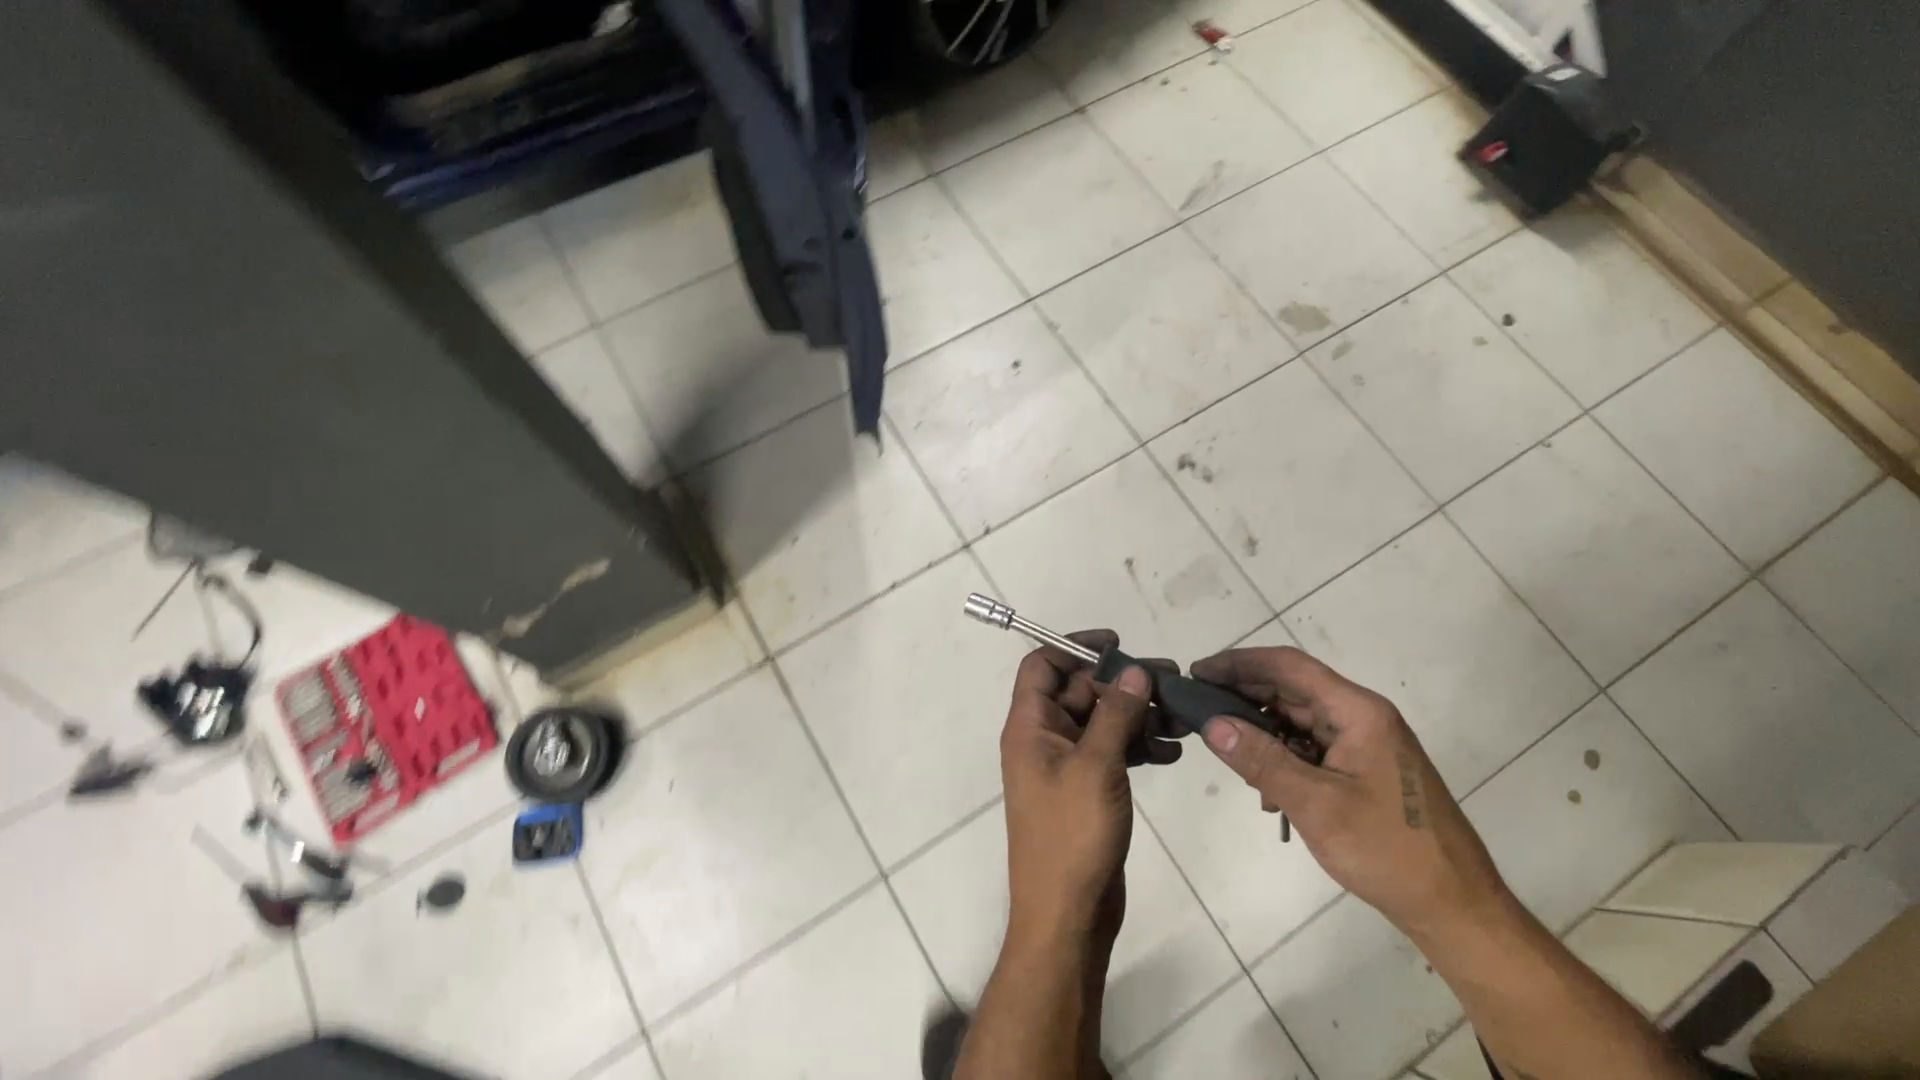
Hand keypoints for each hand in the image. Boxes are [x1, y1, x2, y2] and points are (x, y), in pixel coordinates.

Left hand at [998, 631, 1177, 939]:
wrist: (1067, 914)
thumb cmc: (1071, 836)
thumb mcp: (1095, 767)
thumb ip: (1115, 715)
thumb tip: (1133, 669)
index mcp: (1030, 727)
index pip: (1042, 666)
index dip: (1075, 647)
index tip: (1119, 644)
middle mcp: (1044, 739)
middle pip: (1080, 692)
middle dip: (1123, 684)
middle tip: (1172, 681)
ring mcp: (1066, 766)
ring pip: (1103, 722)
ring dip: (1139, 716)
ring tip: (1184, 719)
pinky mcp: (1088, 790)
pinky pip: (1113, 753)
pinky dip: (1140, 747)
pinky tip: (1174, 753)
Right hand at [1189, 646, 1511, 941]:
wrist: (1454, 905)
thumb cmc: (1388, 850)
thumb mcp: (1316, 805)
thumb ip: (1261, 760)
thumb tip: (1211, 724)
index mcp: (1358, 712)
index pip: (1289, 666)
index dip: (1239, 663)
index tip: (1196, 672)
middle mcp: (1363, 718)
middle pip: (1292, 690)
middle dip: (1243, 695)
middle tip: (1196, 708)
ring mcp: (1366, 745)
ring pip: (1299, 721)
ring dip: (1260, 731)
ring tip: (1224, 751)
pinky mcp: (1364, 771)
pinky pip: (1312, 749)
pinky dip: (1282, 758)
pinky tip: (1263, 788)